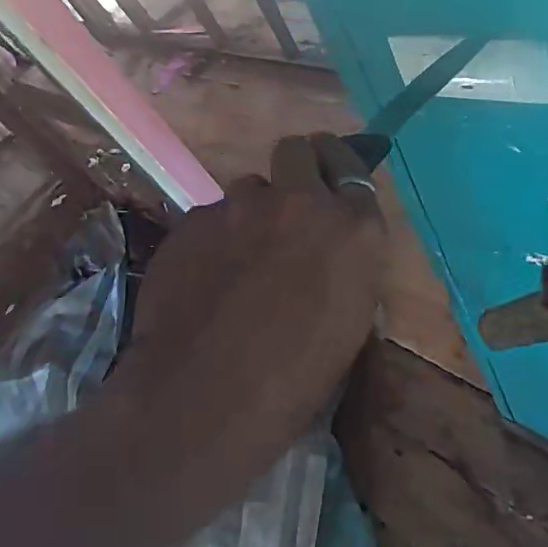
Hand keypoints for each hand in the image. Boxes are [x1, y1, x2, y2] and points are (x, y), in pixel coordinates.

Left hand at [120, 134, 386, 438]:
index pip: (351, 166)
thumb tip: (330, 245)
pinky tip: (205, 278)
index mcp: (353, 227)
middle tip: (288, 202)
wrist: (208, 397)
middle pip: (297, 149)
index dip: (337, 165)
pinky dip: (213, 238)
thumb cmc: (297, 376)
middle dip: (295, 166)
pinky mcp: (194, 220)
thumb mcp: (350, 318)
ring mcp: (242, 205)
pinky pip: (211, 217)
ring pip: (249, 187)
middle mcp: (301, 201)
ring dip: (251, 211)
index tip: (327, 174)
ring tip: (239, 257)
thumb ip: (347, 261)